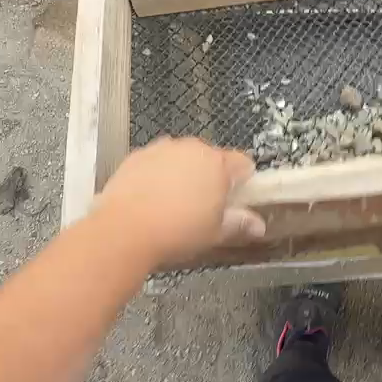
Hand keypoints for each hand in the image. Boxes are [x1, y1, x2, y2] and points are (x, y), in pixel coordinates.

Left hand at [89, 137, 264, 265]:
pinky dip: (158, 174)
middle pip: (212, 158)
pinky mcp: (138, 155)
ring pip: (183, 158)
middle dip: (211, 177)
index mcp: (218, 164)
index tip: (235, 200)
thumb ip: (239, 224)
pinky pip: (157, 161)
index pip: (243, 163)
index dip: (243, 181)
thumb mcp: (214, 233)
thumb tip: (258, 225)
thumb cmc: (176, 232)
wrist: (123, 231)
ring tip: (174, 204)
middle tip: (204, 207)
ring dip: (184, 173)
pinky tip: (151, 199)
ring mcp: (163, 148)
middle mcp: (192, 148)